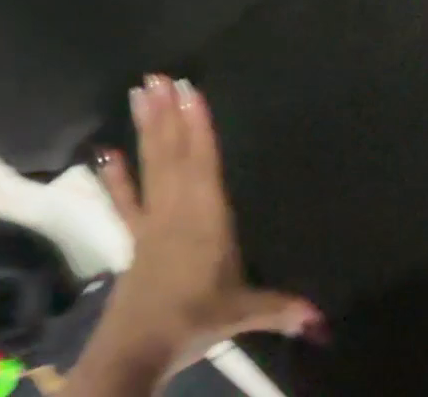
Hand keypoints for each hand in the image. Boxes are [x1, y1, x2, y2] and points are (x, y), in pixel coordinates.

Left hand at [92, 75, 323, 366]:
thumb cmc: (194, 320)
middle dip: (169, 114)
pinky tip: (105, 152)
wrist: (135, 352)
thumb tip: (323, 320)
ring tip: (138, 93)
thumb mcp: (242, 312)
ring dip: (147, 129)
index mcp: (207, 217)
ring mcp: (153, 221)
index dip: (198, 125)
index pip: (204, 162)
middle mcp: (178, 209)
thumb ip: (281, 307)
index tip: (190, 89)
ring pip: (152, 166)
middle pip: (174, 153)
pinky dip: (116, 176)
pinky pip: (126, 201)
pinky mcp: (136, 238)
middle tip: (158, 76)